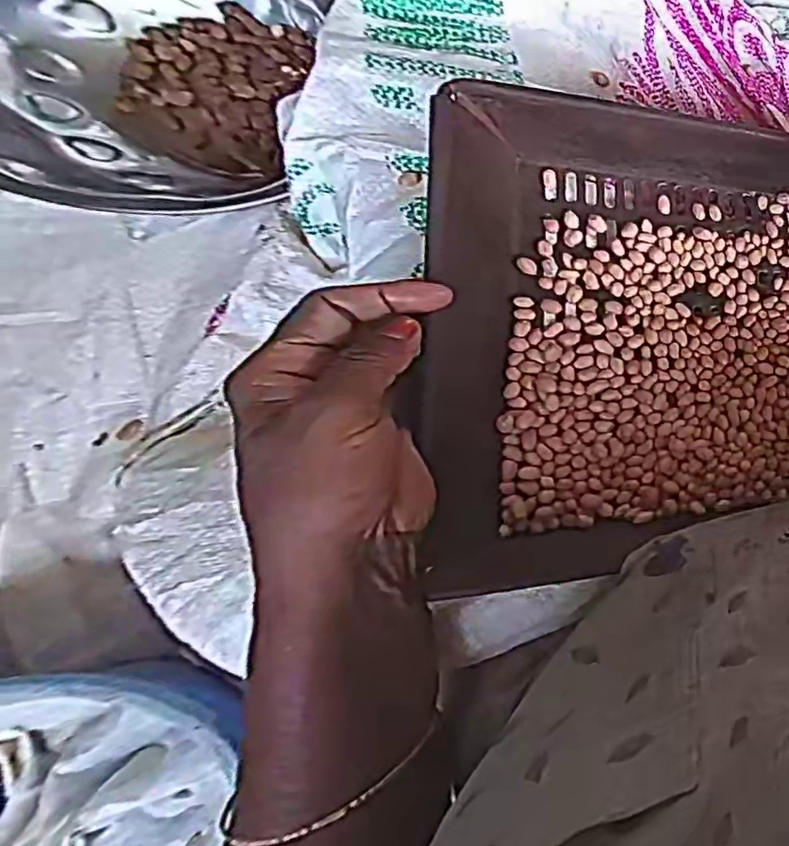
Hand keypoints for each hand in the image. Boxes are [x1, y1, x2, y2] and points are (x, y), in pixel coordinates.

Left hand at [226, 281, 453, 590]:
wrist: (352, 550)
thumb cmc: (316, 492)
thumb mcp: (335, 414)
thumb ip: (368, 362)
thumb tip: (402, 325)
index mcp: (276, 375)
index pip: (328, 313)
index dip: (382, 297)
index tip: (433, 295)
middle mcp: (312, 386)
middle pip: (357, 328)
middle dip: (400, 311)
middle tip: (447, 303)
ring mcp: (355, 406)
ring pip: (388, 355)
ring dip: (418, 339)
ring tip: (454, 326)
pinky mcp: (392, 426)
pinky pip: (411, 384)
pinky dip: (432, 367)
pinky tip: (451, 360)